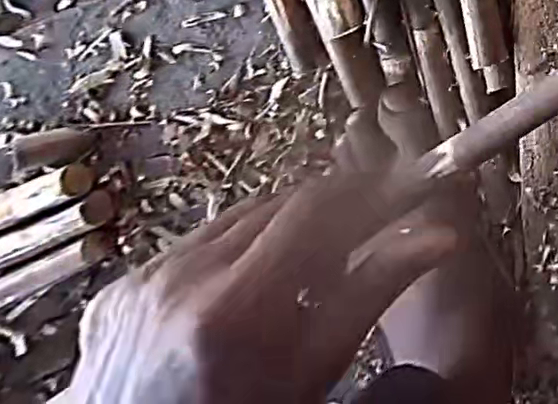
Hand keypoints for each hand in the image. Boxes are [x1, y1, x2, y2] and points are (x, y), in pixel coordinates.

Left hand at [59, 164, 458, 403]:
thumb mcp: (314, 373)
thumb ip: (372, 293)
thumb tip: (438, 237)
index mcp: (233, 312)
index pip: (318, 206)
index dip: (368, 189)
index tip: (405, 184)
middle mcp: (181, 282)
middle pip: (284, 203)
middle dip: (334, 208)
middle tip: (369, 227)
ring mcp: (143, 283)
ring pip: (244, 215)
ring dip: (288, 226)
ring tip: (308, 269)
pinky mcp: (120, 289)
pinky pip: (200, 241)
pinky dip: (241, 248)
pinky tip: (254, 287)